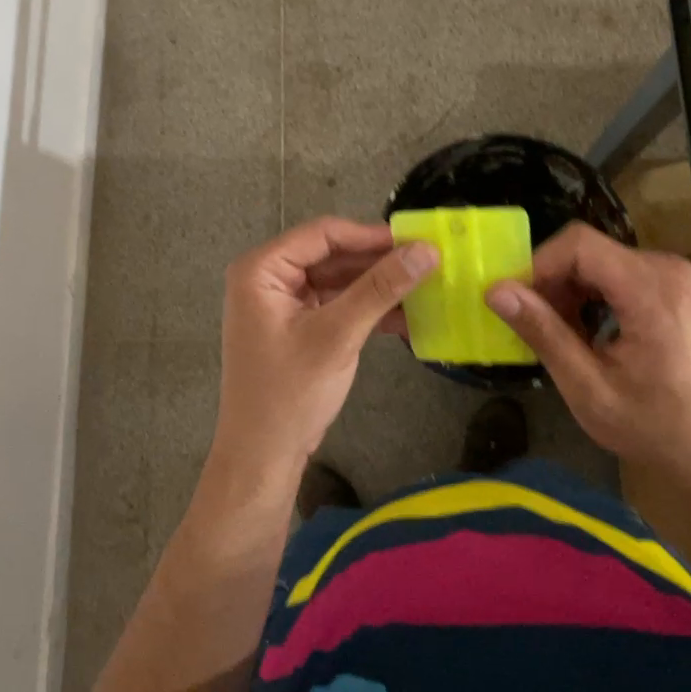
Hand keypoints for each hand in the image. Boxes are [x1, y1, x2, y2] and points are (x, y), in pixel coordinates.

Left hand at [214, 217, 438, 471]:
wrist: (262, 457)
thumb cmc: (289, 392)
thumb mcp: (337, 335)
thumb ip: (380, 289)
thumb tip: (426, 250)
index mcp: (261, 269)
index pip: (322, 234)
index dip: (370, 235)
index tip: (417, 240)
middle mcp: (268, 278)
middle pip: (331, 255)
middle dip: (378, 262)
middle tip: (429, 262)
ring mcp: (282, 303)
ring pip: (338, 280)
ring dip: (378, 287)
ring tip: (427, 287)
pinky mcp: (297, 327)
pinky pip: (337, 305)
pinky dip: (367, 310)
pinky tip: (408, 317)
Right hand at [484, 223, 690, 485]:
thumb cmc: (652, 425)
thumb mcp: (587, 387)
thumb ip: (543, 333)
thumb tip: (496, 291)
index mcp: (651, 291)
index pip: (578, 245)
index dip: (538, 266)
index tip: (517, 303)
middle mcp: (664, 269)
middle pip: (584, 250)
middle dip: (550, 283)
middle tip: (536, 327)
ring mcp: (670, 274)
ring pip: (594, 259)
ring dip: (566, 291)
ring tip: (561, 335)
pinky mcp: (668, 283)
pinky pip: (611, 270)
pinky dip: (586, 294)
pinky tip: (584, 331)